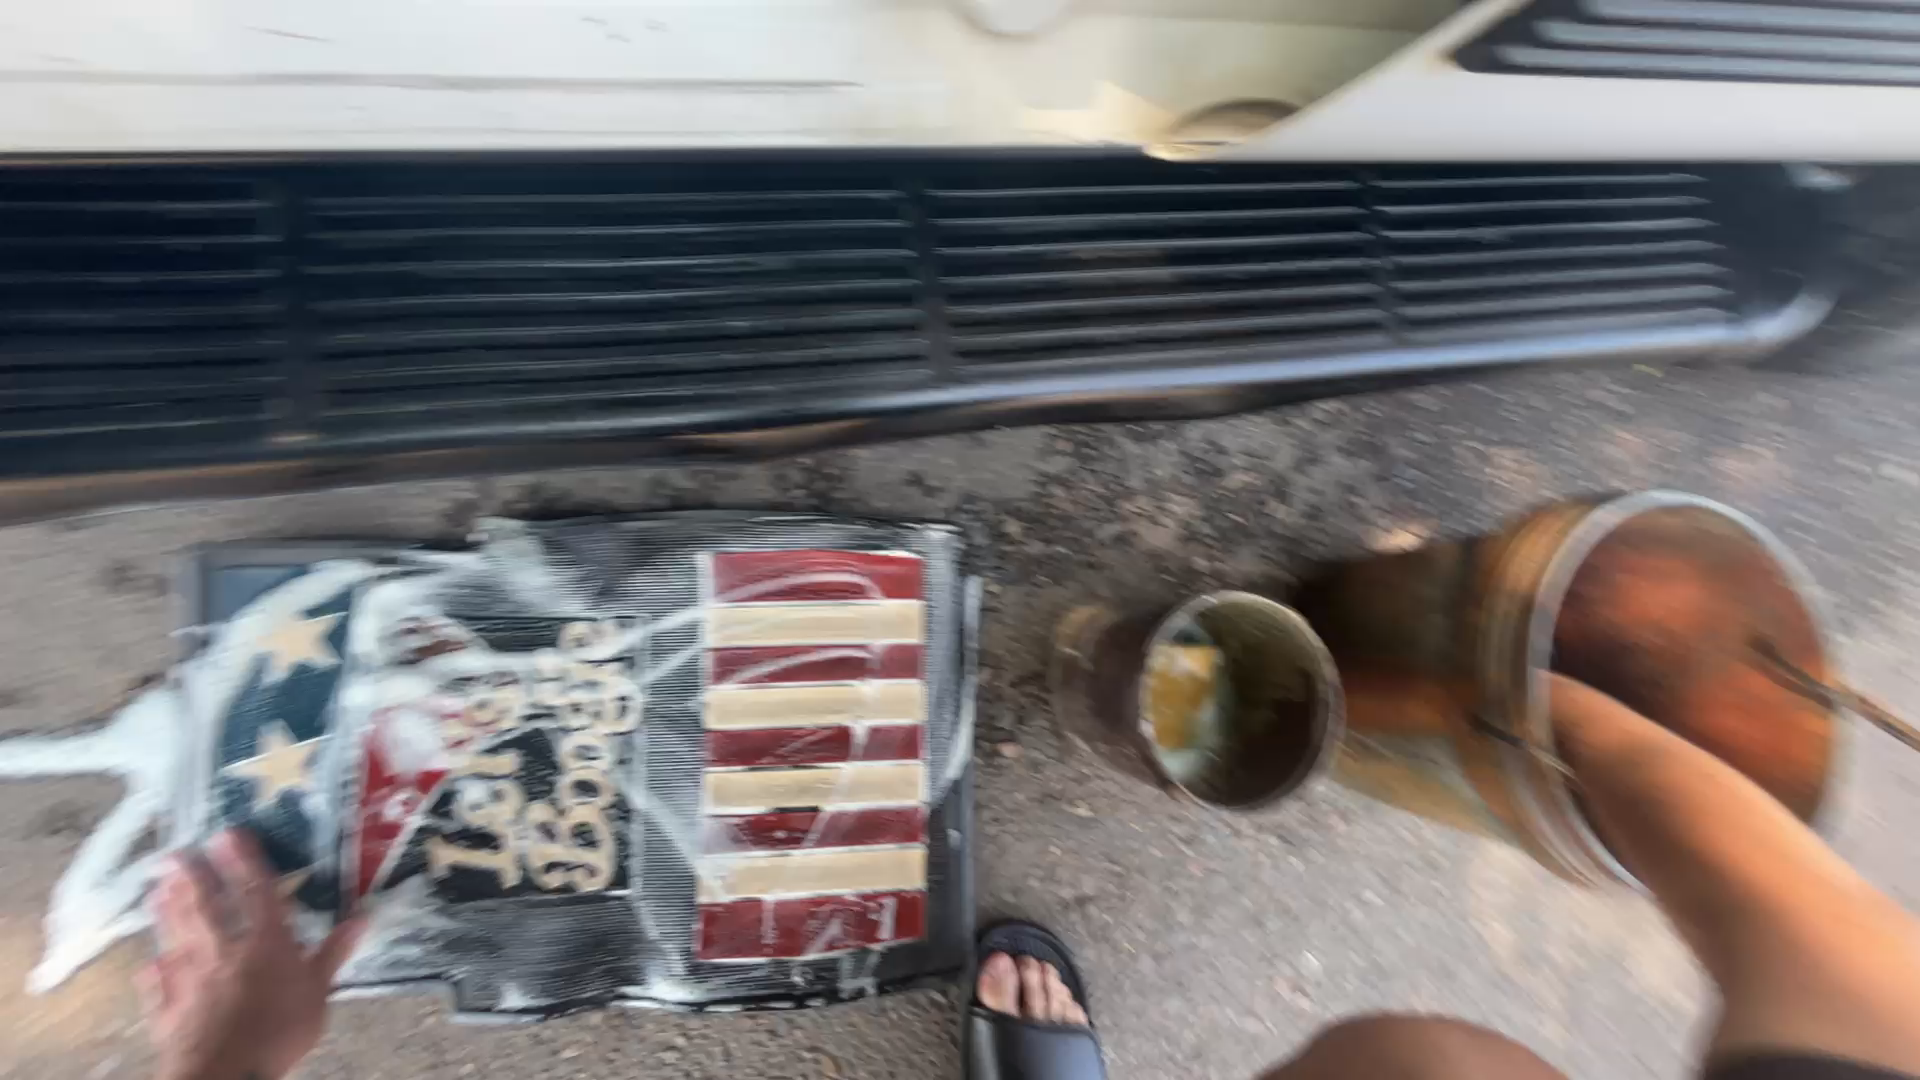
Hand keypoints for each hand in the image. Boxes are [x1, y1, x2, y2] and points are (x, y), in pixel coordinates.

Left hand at [142, 829, 365, 1079]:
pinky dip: (153, 975)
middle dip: (191, 880)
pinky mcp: (168, 1015)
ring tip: (156, 889)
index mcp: (267, 943)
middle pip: (206, 911)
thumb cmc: (280, 1028)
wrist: (224, 1076)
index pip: (256, 893)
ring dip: (167, 915)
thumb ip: (333, 952)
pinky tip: (147, 964)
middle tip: (172, 855)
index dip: (243, 862)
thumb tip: (362, 916)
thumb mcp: (321, 989)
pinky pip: (159, 989)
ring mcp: (190, 984)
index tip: (228, 834)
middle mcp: (225, 954)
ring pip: (178, 940)